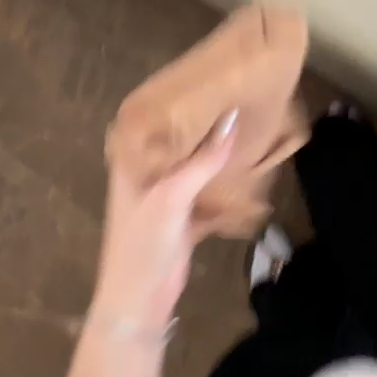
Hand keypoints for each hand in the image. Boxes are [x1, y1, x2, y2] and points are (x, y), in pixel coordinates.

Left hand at [87, 110, 238, 334]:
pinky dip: (223, 183)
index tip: (198, 76)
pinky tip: (245, 168)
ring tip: (241, 123)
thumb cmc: (144, 240)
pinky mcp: (183, 218)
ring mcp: (165, 197)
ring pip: (192, 166)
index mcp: (132, 160)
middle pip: (175, 141)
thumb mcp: (172, 194)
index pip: (149, 119)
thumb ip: (203, 158)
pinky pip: (206, 192)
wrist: (140, 301)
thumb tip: (233, 116)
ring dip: (212, 152)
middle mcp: (147, 173)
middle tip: (228, 95)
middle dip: (199, 123)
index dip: (170, 99)